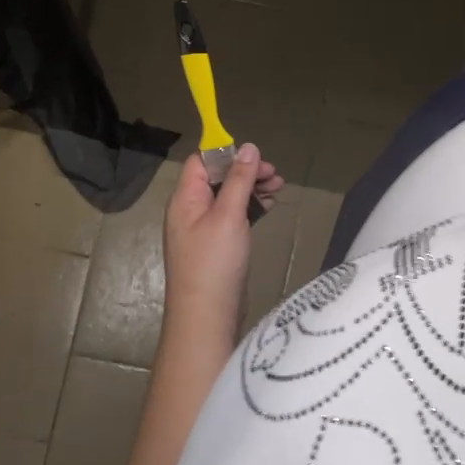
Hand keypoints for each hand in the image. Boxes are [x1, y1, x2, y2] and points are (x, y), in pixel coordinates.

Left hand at [161, 144, 284, 329]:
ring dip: (252, 188)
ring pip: (229, 196)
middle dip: (247, 171)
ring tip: (279, 189)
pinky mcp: (217, 245)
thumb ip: (239, 179)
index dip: (227, 153)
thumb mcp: (228, 215)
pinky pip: (234, 215)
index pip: (201, 161)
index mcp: (185, 199)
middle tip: (275, 176)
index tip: (257, 156)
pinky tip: (269, 206)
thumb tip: (248, 147)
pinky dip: (251, 207)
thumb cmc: (214, 262)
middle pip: (218, 177)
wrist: (206, 318)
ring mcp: (204, 229)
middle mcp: (191, 210)